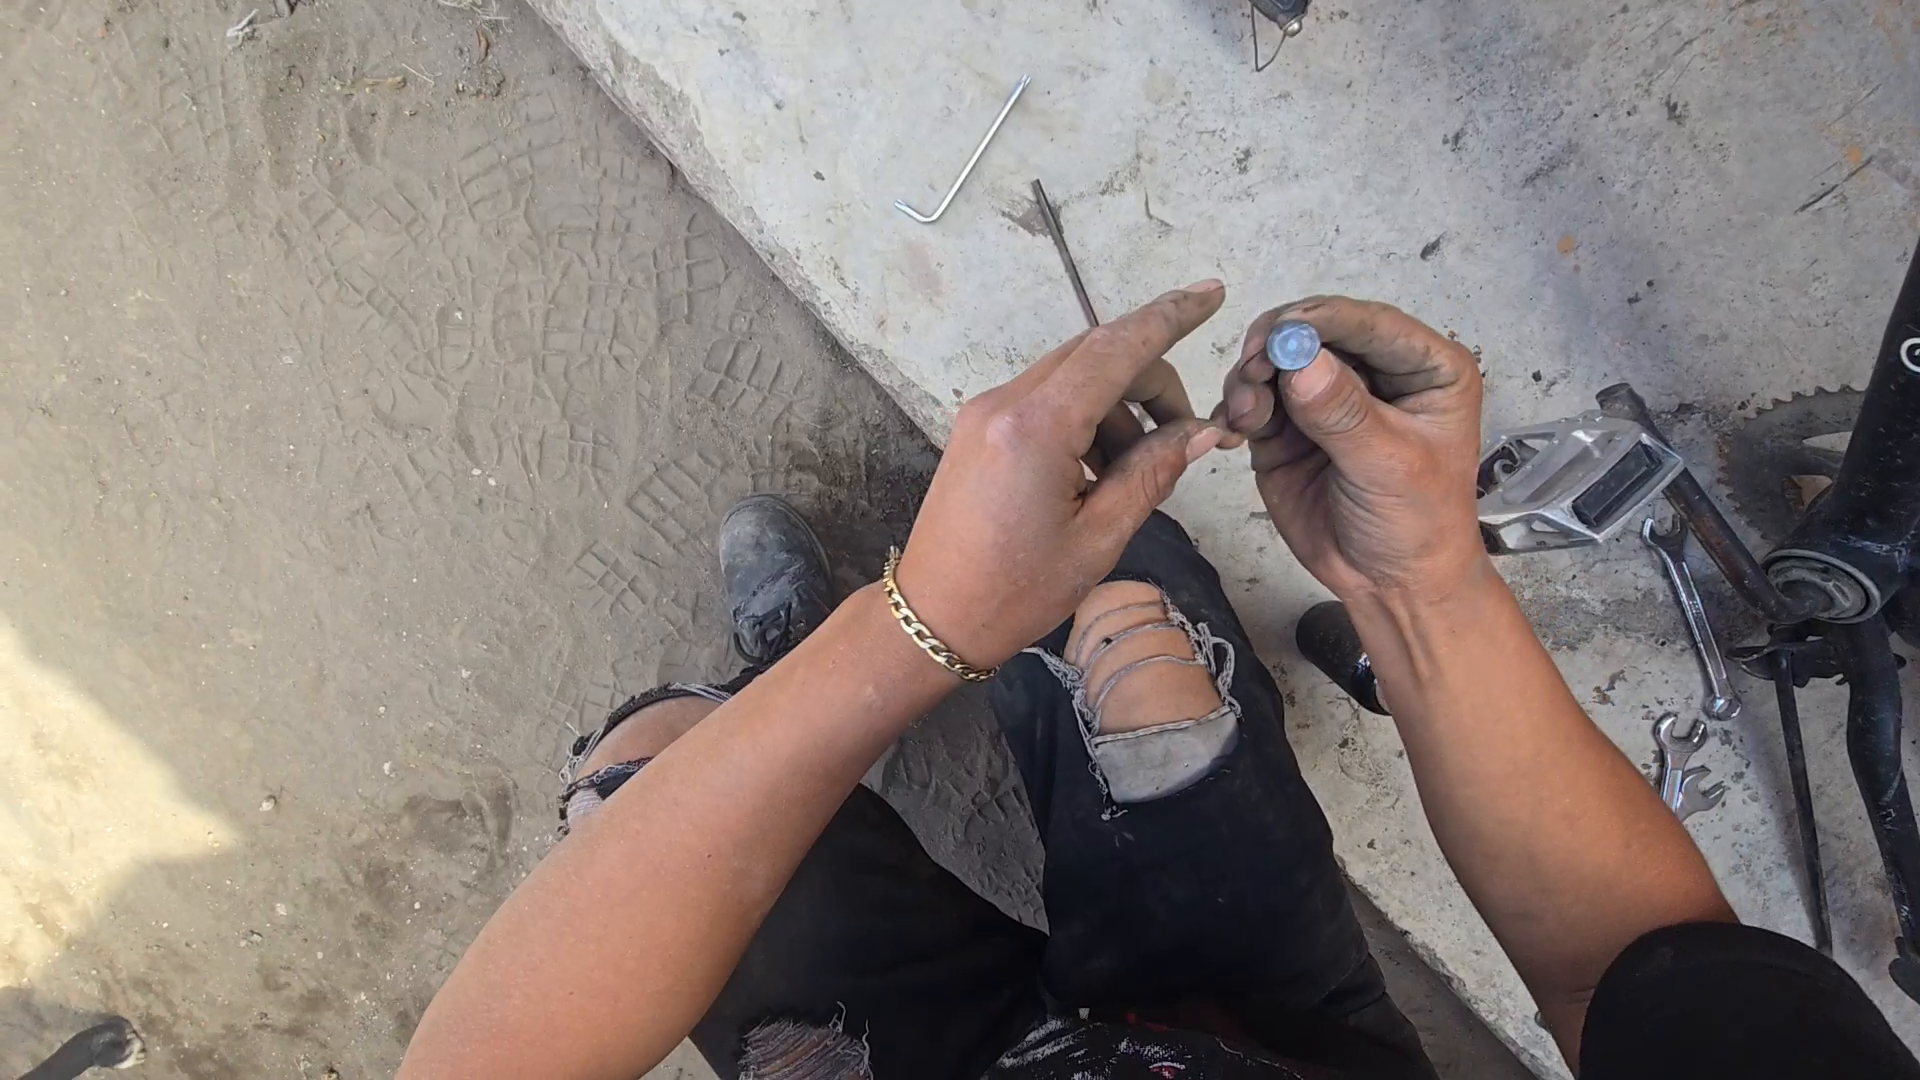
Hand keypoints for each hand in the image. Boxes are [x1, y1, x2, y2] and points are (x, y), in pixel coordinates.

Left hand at [896, 282, 1227, 668]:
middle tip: (1182, 433)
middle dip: (1149, 380)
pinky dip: (1081, 420)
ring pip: (1069, 378)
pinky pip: (1043, 401)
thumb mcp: (1098, 538)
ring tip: (1130, 473)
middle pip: (1093, 355)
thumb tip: (1205, 430)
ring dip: (1114, 407)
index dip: (1170, 317)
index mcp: (1035, 428)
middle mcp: (1003, 403)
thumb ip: (1152, 472)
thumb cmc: (1016, 592)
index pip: (1114, 348)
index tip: (1212, 295)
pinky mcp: (976, 429)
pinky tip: (1093, 471)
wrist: (933, 616)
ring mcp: (983, 412)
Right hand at [1214, 296, 1486, 603]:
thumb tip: (1301, 362)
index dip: (1323, 320)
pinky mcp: (1284, 431)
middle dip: (1275, 348)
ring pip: (1274, 367)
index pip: (1370, 325)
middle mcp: (1369, 375)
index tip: (1280, 331)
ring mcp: (1321, 402)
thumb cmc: (1414, 522)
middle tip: (1249, 370)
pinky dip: (1235, 409)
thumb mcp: (1388, 466)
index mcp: (1420, 370)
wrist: (1384, 582)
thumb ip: (1343, 414)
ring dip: (1249, 381)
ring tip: (1244, 415)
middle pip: (1313, 336)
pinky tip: (1231, 427)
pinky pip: (1252, 404)